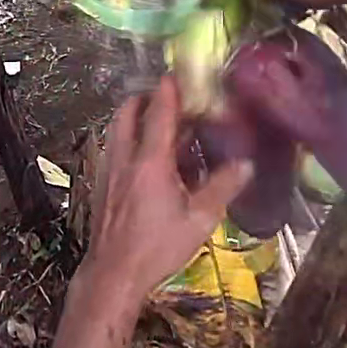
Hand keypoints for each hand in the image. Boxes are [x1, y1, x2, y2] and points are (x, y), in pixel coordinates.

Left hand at [52, 78, 251, 347]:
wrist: (114, 272)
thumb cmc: (158, 246)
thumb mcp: (199, 220)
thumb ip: (221, 187)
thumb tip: (245, 164)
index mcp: (151, 162)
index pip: (159, 114)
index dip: (168, 91)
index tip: (174, 75)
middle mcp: (125, 158)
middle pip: (126, 113)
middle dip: (143, 98)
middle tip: (164, 98)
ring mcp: (109, 169)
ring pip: (116, 129)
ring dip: (132, 117)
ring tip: (155, 124)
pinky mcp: (101, 183)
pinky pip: (113, 147)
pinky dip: (126, 138)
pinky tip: (142, 157)